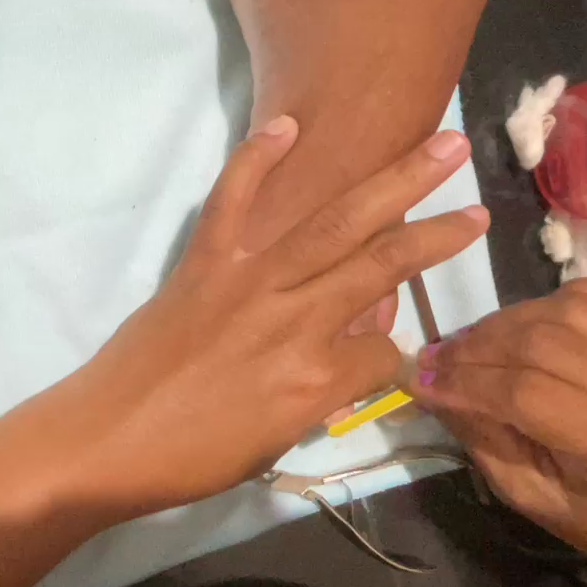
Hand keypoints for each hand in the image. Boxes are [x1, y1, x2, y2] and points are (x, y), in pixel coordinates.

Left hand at [36, 117, 484, 516]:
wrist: (107, 440)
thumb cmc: (189, 460)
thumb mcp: (274, 444)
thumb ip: (316, 398)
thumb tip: (341, 364)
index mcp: (318, 382)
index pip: (384, 351)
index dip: (394, 354)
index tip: (388, 354)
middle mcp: (297, 322)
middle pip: (384, 267)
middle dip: (437, 236)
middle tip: (479, 207)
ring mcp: (249, 283)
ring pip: (335, 225)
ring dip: (393, 182)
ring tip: (442, 145)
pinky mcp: (203, 264)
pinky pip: (232, 202)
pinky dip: (255, 160)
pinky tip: (289, 126)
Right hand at [412, 277, 586, 586]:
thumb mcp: (529, 495)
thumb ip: (480, 436)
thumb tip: (427, 384)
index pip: (525, 393)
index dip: (463, 382)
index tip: (419, 381)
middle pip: (545, 342)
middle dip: (476, 347)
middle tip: (436, 359)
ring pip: (573, 309)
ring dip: (509, 319)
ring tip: (476, 342)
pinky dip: (570, 295)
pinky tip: (540, 319)